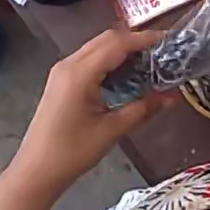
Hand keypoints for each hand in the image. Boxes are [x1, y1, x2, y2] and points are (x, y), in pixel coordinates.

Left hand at [6, 29, 172, 195]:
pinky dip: (109, 60)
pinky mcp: (61, 80)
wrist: (37, 170)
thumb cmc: (72, 152)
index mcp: (79, 73)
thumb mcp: (112, 130)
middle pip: (106, 39)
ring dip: (122, 49)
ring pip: (97, 47)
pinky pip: (89, 59)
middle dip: (135, 41)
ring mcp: (62, 71)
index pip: (117, 44)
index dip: (144, 39)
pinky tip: (126, 73)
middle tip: (162, 51)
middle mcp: (69, 64)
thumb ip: (143, 109)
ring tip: (149, 60)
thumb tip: (172, 97)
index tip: (168, 40)